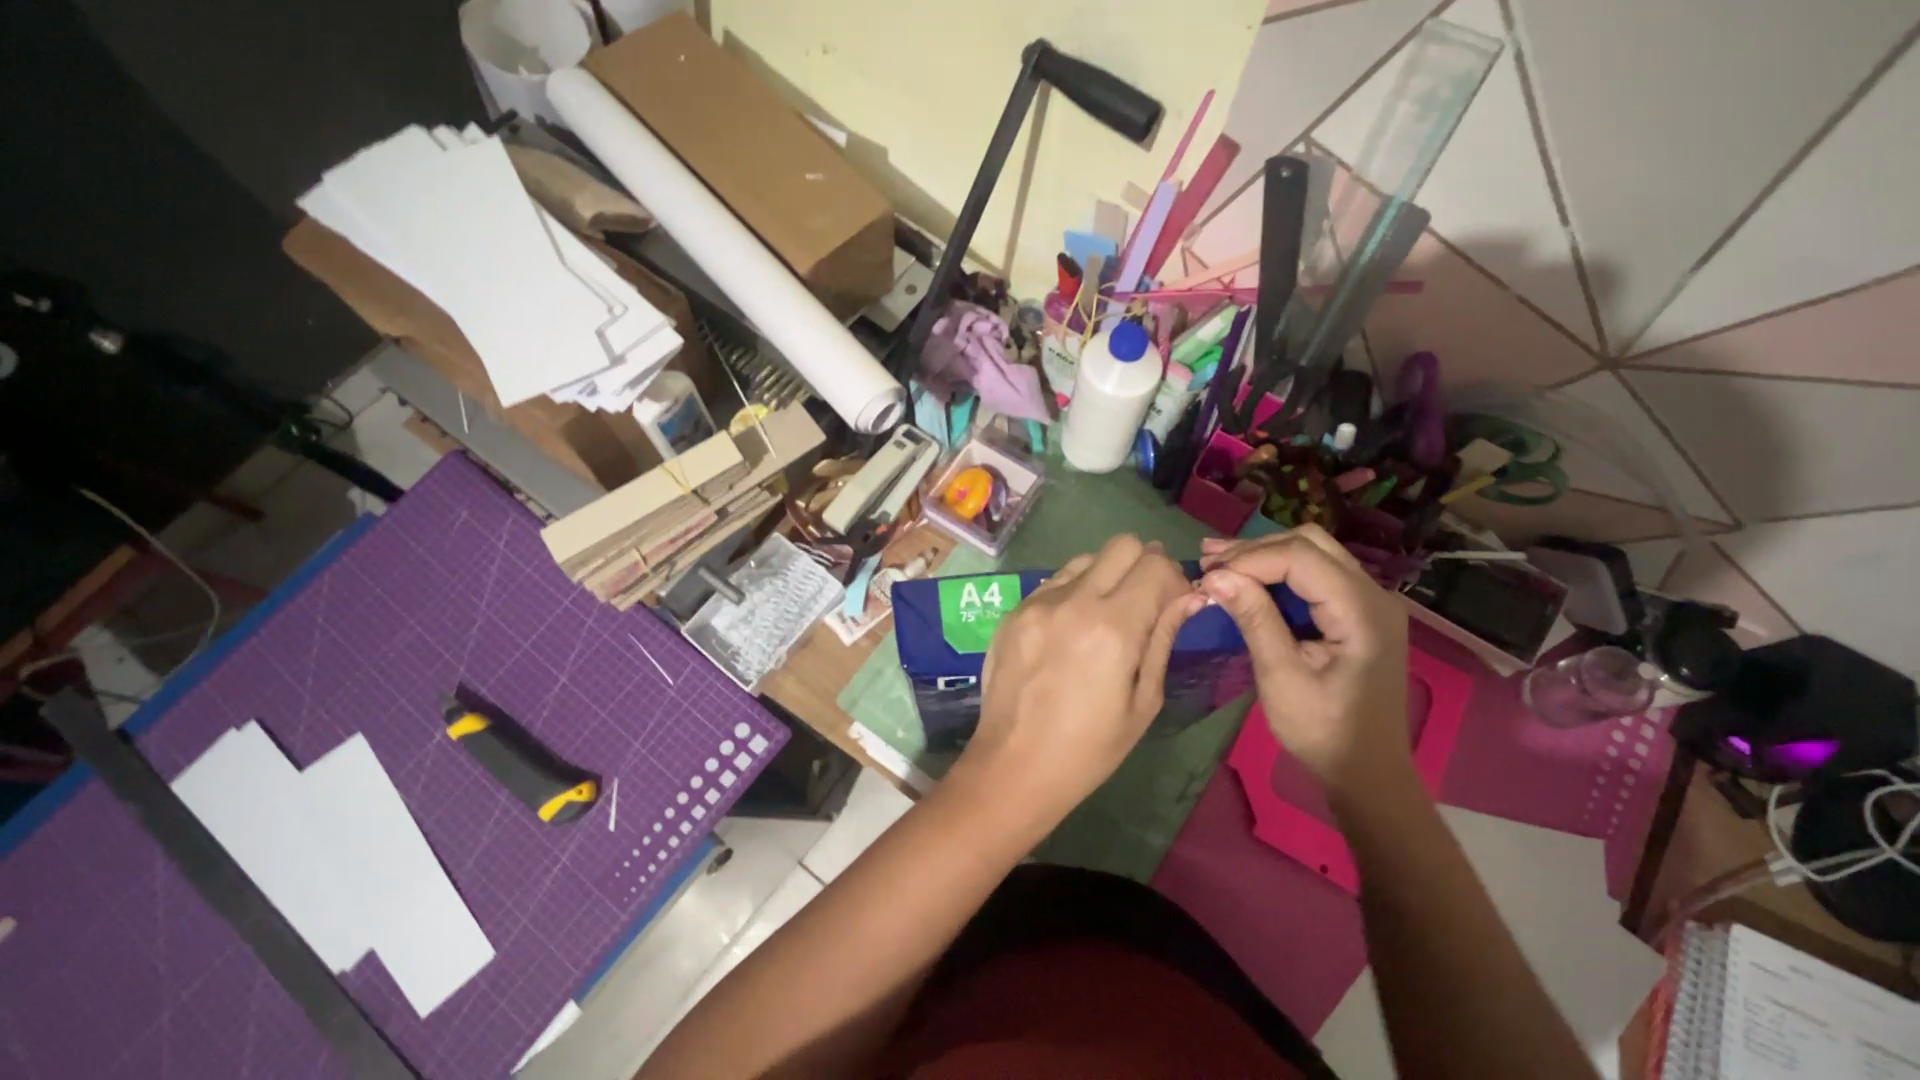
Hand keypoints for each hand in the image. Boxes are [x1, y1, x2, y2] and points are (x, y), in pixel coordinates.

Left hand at [956, 535, 1204, 828]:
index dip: (1174, 580)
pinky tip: (1072, 629)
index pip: (1156, 565)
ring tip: (1107, 617)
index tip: (1176, 604)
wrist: (1014, 766)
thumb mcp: (1143, 701)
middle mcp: (1073, 601)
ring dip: (1106, 575)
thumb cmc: (1089, 748)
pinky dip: (1074, 591)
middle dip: (1143, 565)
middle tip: (1146, 602)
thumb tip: (1189, 597)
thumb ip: (1162, 639)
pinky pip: (1054, 581)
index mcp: (1113, 627)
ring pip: (1085, 558)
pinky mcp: (1014, 612)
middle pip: (1122, 545)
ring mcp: (1038, 602)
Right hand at [1197, 525, 1412, 794]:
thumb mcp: (1281, 678)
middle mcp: (1374, 594)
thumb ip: (1254, 620)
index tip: (1207, 576)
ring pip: (1314, 553)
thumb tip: (1215, 576)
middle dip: (1255, 550)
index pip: (1301, 558)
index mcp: (1362, 611)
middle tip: (1207, 563)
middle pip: (1310, 544)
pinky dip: (1280, 572)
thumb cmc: (1323, 732)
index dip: (1250, 559)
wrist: (1367, 769)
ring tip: (1217, 563)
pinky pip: (1319, 574)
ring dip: (1266, 555)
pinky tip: (1248, 579)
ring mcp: (1370, 601)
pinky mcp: (1359, 612)